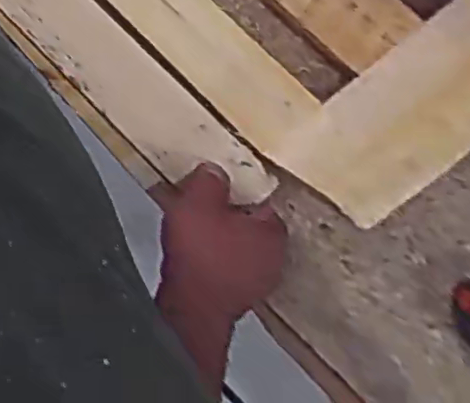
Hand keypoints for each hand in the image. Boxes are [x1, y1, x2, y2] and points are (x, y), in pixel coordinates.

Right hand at [157, 163, 287, 323]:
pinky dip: (217, 252)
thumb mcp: (198, 200)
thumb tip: (218, 169)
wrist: (195, 301)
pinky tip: (195, 247)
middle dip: (229, 213)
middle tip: (201, 202)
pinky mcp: (242, 293)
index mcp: (272, 231)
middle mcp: (276, 256)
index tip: (215, 185)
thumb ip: (210, 181)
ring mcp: (262, 279)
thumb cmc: (200, 245)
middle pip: (252, 225)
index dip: (239, 191)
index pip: (262, 202)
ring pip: (242, 245)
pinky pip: (231, 262)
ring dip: (222, 234)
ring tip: (193, 224)